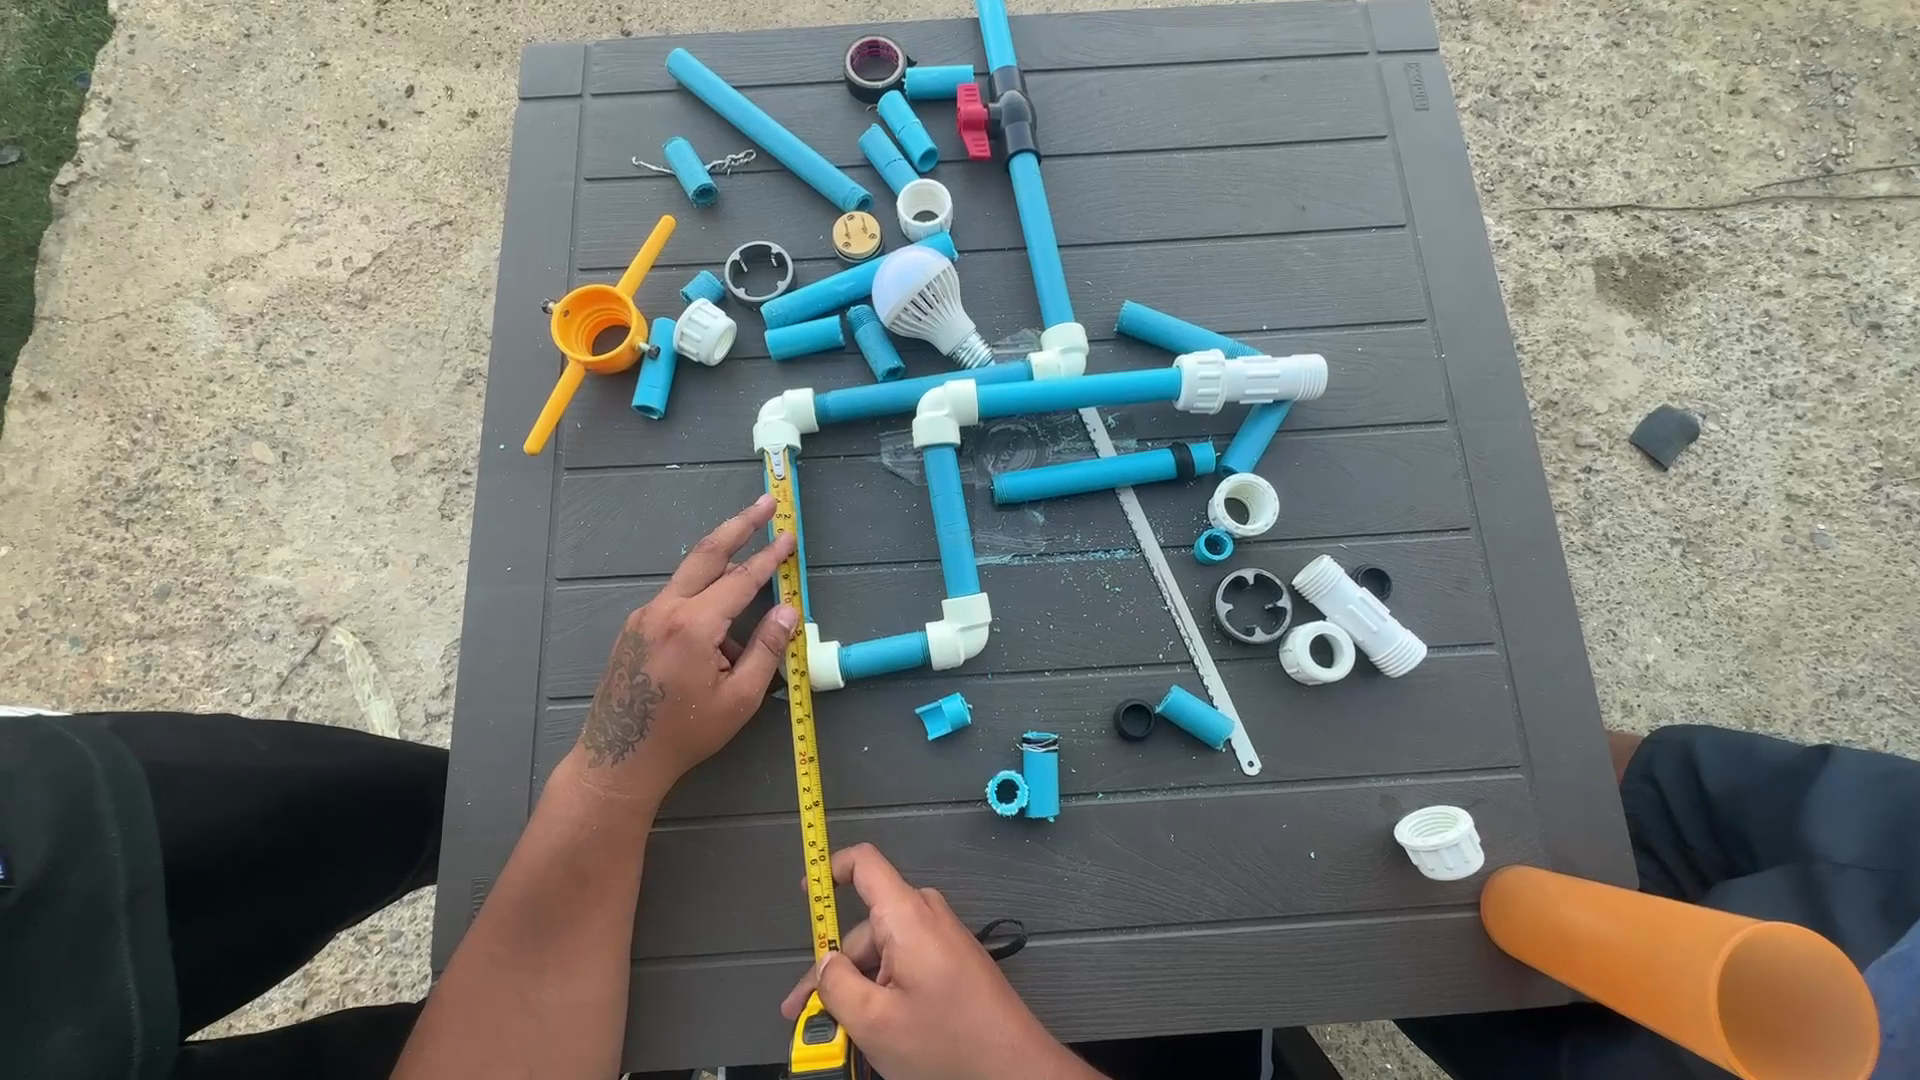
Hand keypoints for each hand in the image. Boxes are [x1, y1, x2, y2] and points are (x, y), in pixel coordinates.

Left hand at [574, 495, 798, 801]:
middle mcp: (665, 609)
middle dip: (740, 524)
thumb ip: (767, 648)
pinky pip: (677, 602)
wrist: (619, 759)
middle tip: (766, 503)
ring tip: (747, 610)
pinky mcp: (635, 626)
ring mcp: (645, 615)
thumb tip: (788, 611)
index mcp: (693, 626)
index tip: (790, 537)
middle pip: (708, 553)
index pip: (741, 579)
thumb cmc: (686, 733)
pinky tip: (719, 642)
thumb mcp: (739, 698)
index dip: (770, 557)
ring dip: (724, 572)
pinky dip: (704, 603)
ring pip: (691, 577)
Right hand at [780, 845, 1098, 1079]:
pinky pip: (904, 964)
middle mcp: (925, 914)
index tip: (805, 892)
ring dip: (855, 987)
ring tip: (837, 1033)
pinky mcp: (951, 959)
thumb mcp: (875, 1021)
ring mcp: (940, 937)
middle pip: (864, 927)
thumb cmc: (945, 1040)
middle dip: (832, 969)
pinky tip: (870, 1026)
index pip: (863, 863)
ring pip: (882, 953)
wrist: (1013, 1065)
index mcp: (906, 914)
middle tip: (802, 1014)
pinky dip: (881, 989)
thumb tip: (824, 964)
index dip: (829, 869)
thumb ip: (836, 987)